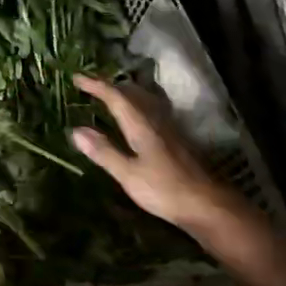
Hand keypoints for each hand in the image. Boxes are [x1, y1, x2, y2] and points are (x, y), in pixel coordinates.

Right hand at [70, 74, 255, 239]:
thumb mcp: (128, 174)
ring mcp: (169, 131)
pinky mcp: (176, 141)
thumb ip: (103, 152)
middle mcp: (156, 122)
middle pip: (133, 94)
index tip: (75, 78)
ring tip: (109, 95)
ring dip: (125, 94)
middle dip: (110, 86)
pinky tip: (135, 117)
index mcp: (141, 126)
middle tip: (89, 84)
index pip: (116, 97)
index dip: (95, 86)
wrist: (210, 208)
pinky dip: (137, 106)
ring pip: (145, 101)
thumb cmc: (166, 191)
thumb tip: (76, 130)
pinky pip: (152, 112)